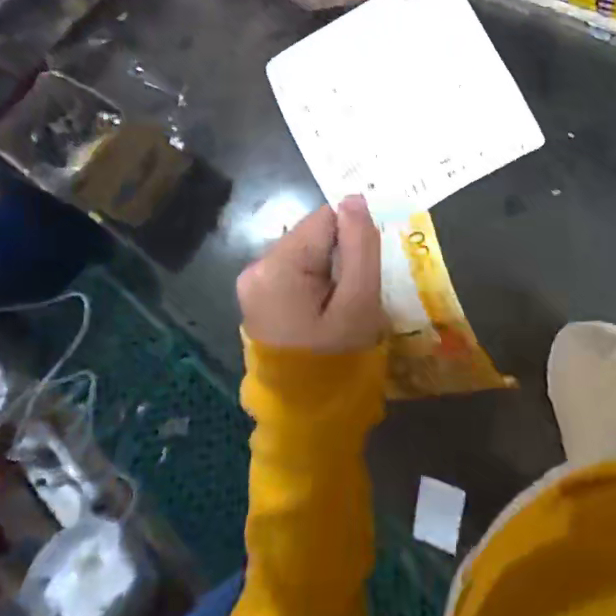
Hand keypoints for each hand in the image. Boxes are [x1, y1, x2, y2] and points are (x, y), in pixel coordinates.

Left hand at [237, 195, 384, 352]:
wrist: (304, 418)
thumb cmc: (336, 360)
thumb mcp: (359, 303)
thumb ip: (360, 246)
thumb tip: (354, 198)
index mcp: (276, 265)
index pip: (324, 219)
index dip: (352, 240)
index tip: (363, 273)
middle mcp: (255, 267)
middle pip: (312, 236)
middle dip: (338, 257)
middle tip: (350, 298)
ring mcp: (252, 284)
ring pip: (304, 254)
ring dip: (327, 272)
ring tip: (336, 310)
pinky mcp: (256, 299)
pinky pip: (292, 274)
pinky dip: (313, 286)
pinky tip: (321, 314)